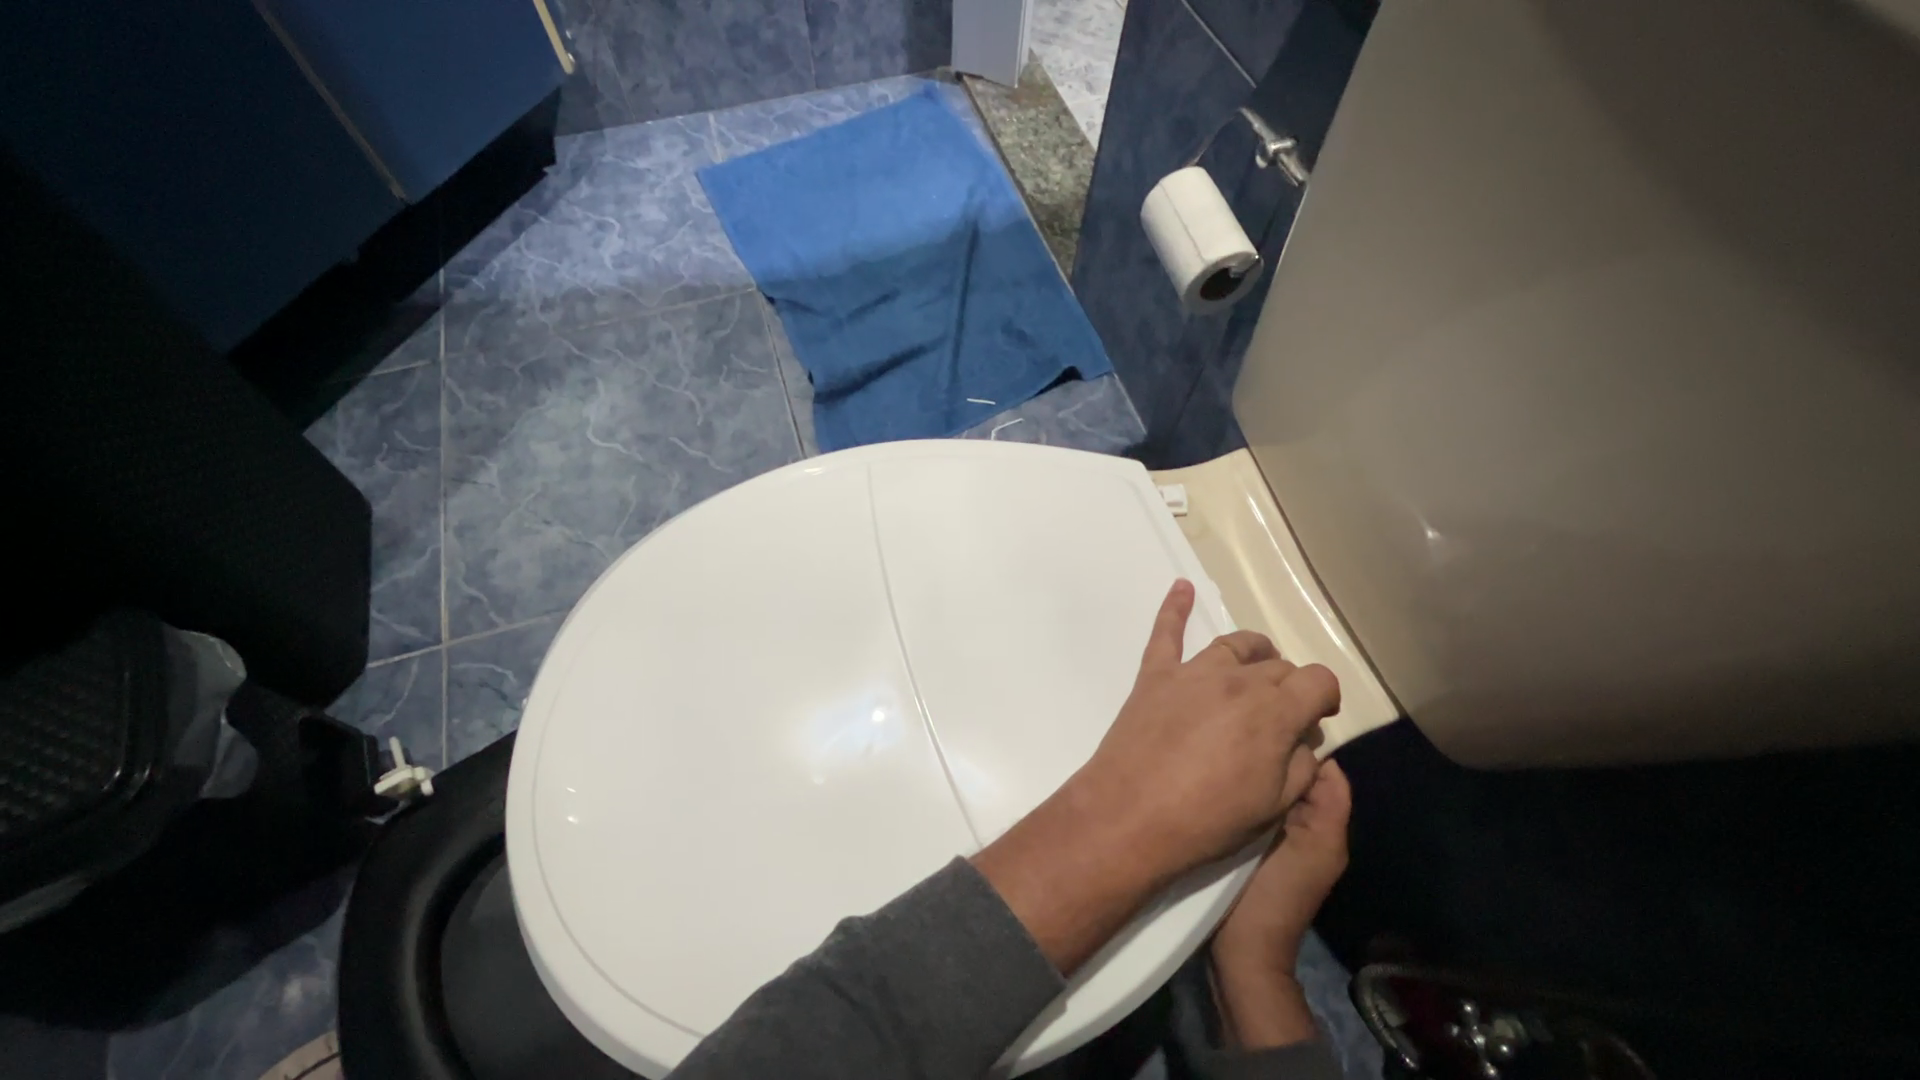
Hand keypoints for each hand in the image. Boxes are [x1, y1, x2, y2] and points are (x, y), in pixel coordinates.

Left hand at [1076, 579, 1339, 878]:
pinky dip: (1175, 608)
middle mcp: (1238, 680)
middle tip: (1281, 717)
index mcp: (1275, 711)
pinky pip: (1166, 632)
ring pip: (1235, 644)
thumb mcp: (1276, 805)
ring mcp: (1193, 673)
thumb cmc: (1207, 819)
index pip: (1319, 681)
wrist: (1130, 815)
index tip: (1318, 717)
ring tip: (1259, 664)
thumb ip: (1301, 764)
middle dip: (1289, 687)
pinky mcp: (1154, 675)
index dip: (1325, 698)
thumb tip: (1304, 738)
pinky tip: (1181, 587)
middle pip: (1278, 666)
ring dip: (1254, 652)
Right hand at [1209, 759, 1352, 1048]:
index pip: (1319, 767)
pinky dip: (1240, 794)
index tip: (1266, 720)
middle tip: (1238, 732)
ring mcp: (1272, 837)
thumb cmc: (1276, 895)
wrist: (1242, 951)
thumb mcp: (1313, 846)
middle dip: (1273, 755)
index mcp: (1324, 824)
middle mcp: (1304, 827)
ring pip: (1269, 790)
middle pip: (1292, 776)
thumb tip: (1317, 755)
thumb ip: (1326, 802)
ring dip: (1254, 775)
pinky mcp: (1245, 846)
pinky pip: (1250, 807)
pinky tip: (1217, 781)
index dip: (1298, 742)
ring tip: (1224, 751)